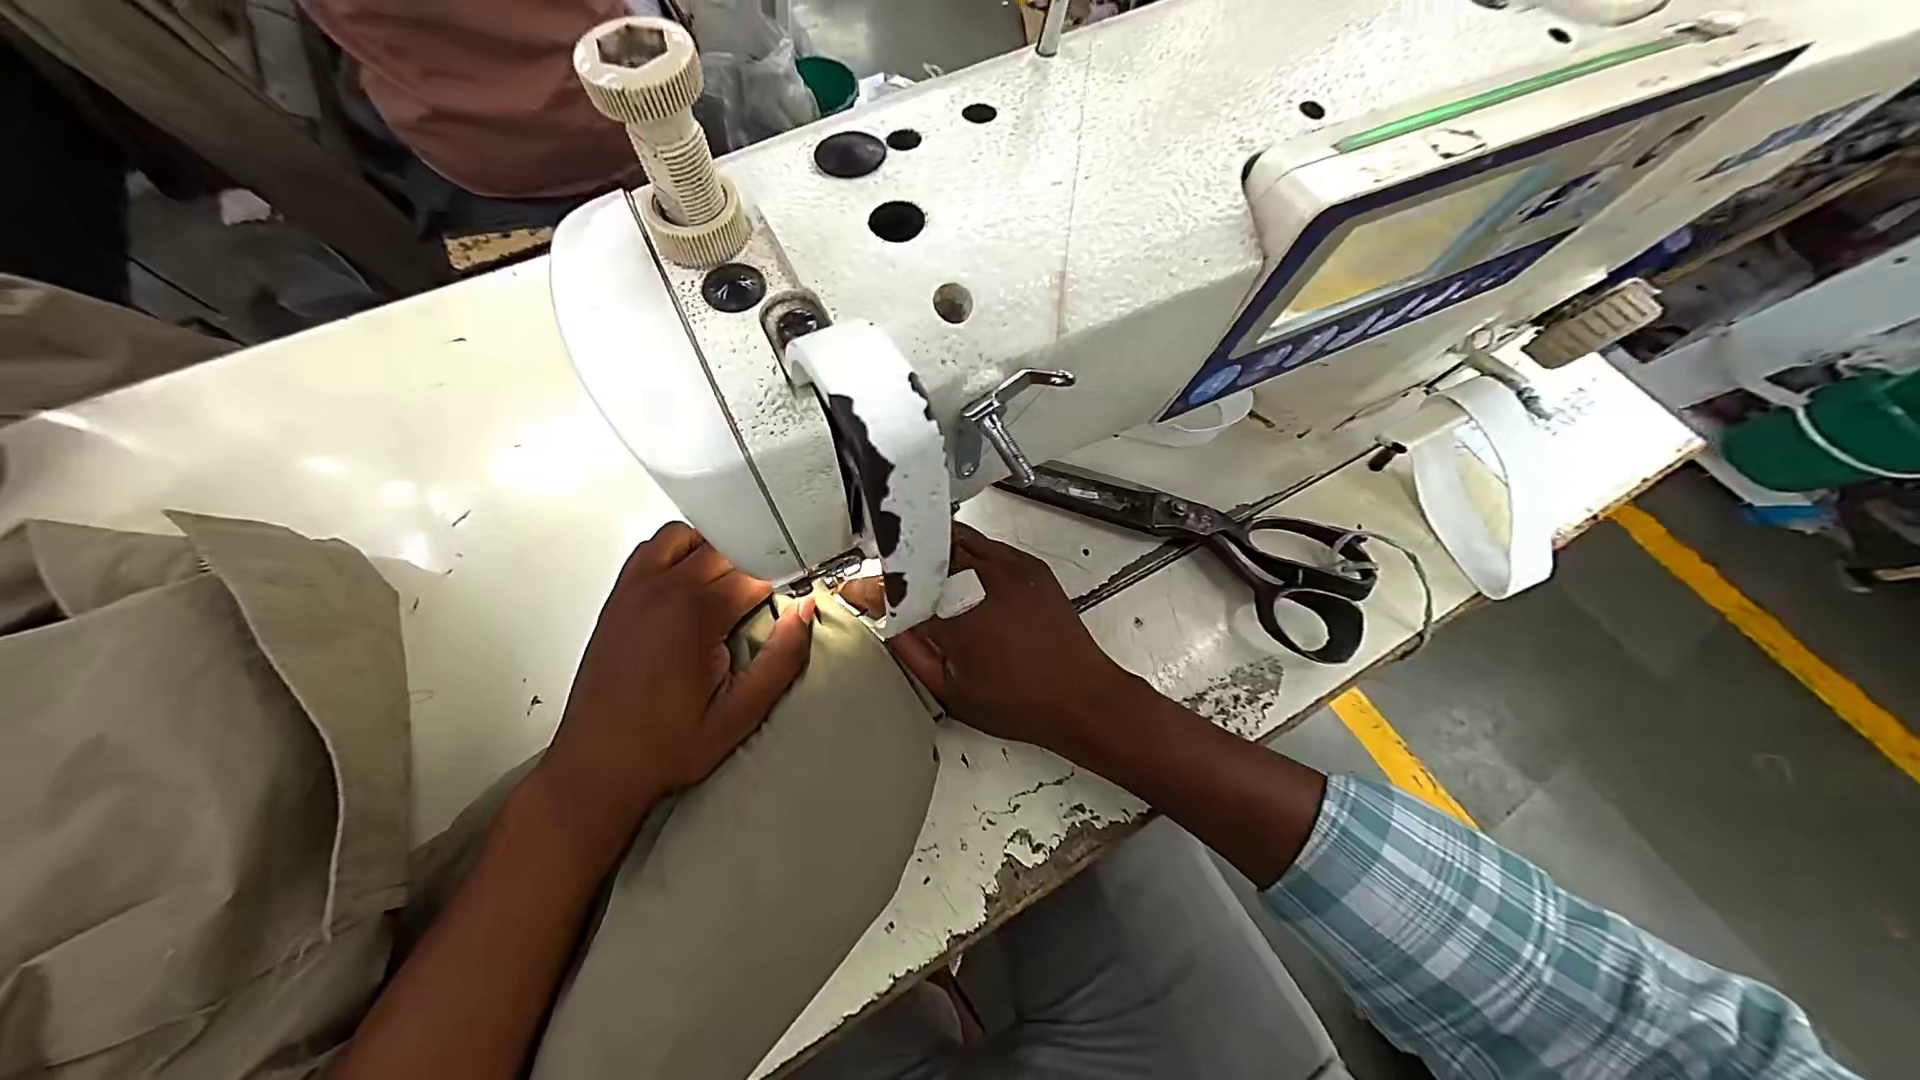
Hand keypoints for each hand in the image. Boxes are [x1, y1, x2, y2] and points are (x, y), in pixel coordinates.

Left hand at [541, 522, 814, 845]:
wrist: (599, 766)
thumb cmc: (661, 746)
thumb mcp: (742, 712)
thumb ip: (783, 658)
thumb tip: (803, 614)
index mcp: (694, 614)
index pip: (755, 572)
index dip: (783, 583)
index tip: (791, 599)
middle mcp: (660, 592)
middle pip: (725, 547)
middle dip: (754, 565)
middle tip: (765, 600)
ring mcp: (635, 591)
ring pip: (688, 536)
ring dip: (716, 551)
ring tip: (731, 587)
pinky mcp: (618, 598)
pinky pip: (652, 549)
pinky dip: (679, 552)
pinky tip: (692, 583)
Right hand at [845, 524, 1143, 752]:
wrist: (1081, 696)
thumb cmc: (1025, 702)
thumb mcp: (951, 691)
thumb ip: (910, 651)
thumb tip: (888, 625)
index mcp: (957, 614)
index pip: (899, 586)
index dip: (871, 587)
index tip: (860, 593)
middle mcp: (983, 581)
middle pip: (925, 550)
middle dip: (903, 564)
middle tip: (897, 587)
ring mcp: (1010, 569)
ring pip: (956, 539)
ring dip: (934, 555)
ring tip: (933, 584)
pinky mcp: (1030, 567)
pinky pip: (987, 546)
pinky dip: (967, 556)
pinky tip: (967, 583)